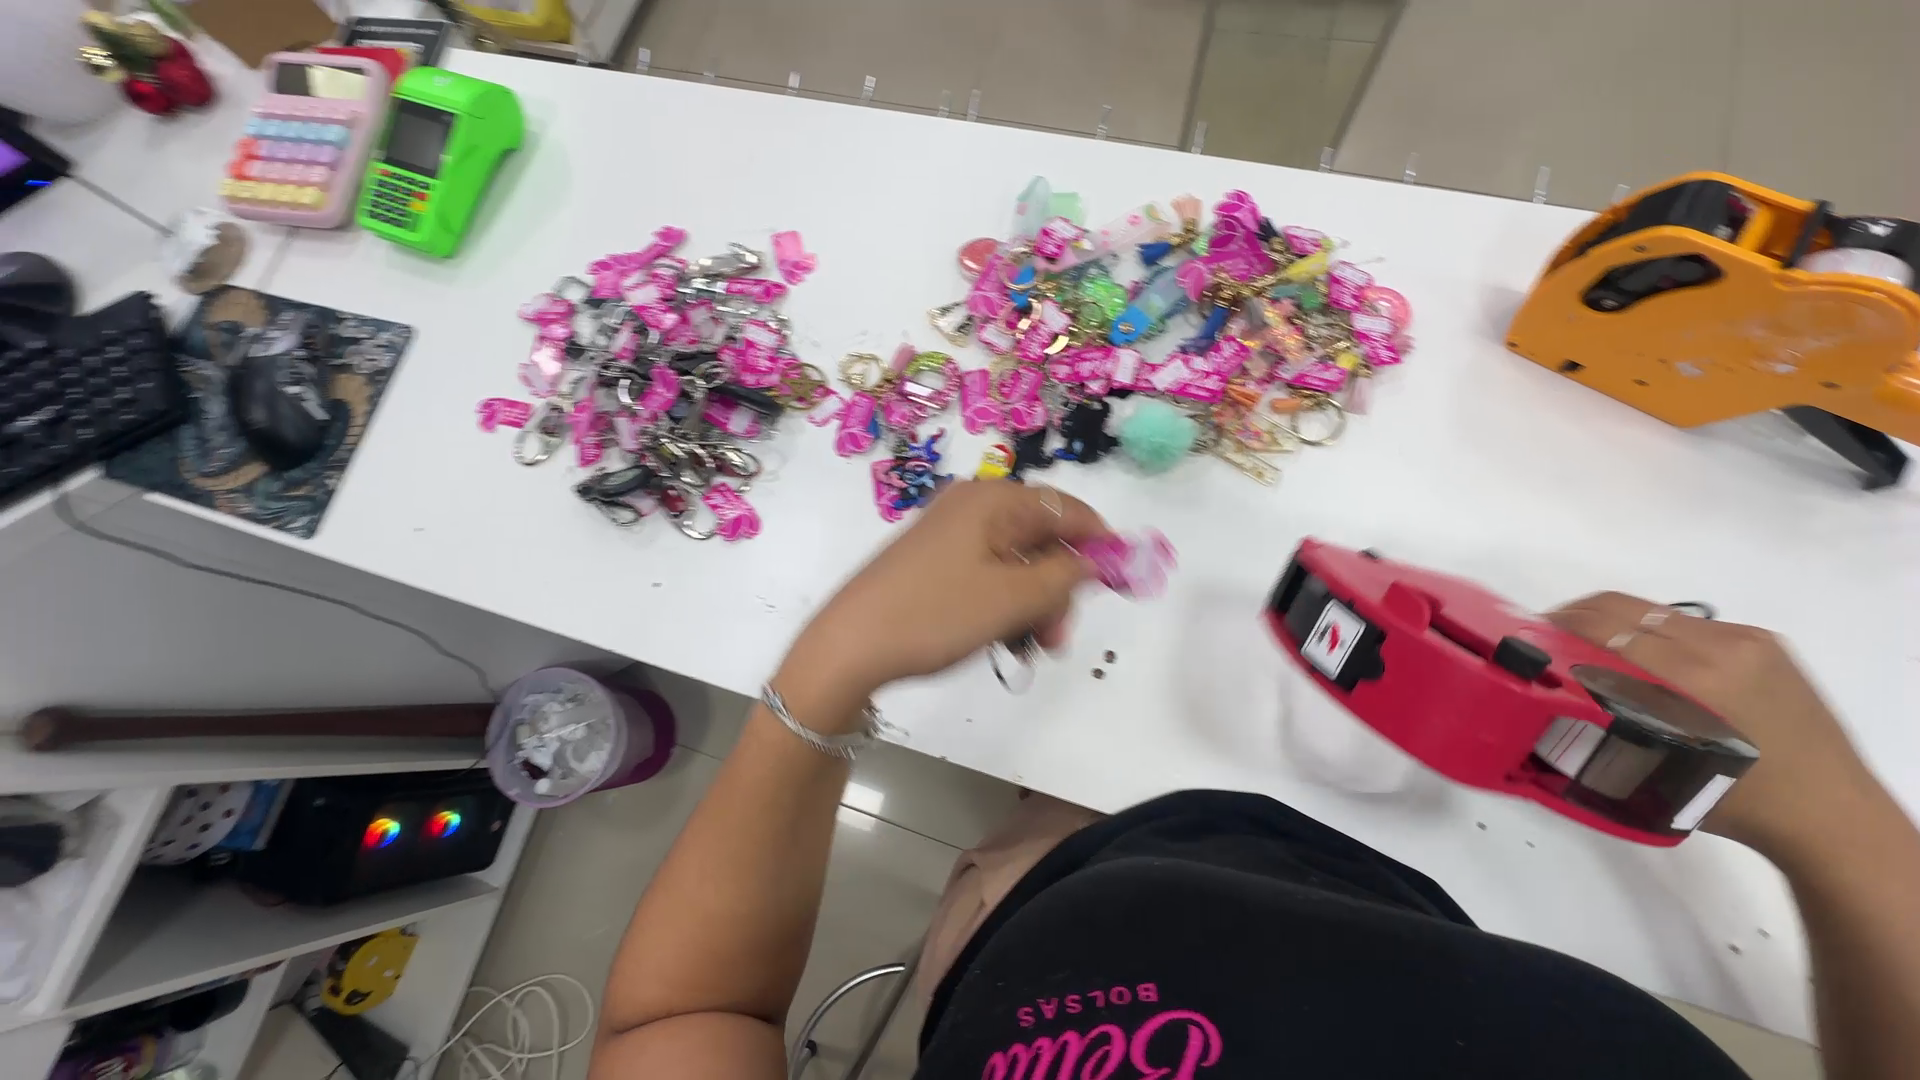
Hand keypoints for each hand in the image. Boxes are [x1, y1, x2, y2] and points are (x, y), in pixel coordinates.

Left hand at [777, 480, 1108, 725]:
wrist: (848, 647)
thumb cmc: (936, 615)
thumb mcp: (1013, 598)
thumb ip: (1067, 575)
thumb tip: (1102, 557)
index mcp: (993, 501)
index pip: (1068, 510)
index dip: (1100, 545)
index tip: (1121, 585)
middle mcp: (972, 507)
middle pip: (1042, 539)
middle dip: (1059, 589)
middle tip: (1057, 639)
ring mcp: (949, 535)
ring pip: (1016, 565)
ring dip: (1033, 605)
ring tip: (1028, 648)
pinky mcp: (933, 563)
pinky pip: (987, 577)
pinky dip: (1004, 606)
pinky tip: (1001, 641)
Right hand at [1546, 592, 1877, 859]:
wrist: (1834, 816)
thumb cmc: (1737, 803)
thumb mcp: (1659, 767)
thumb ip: (1609, 722)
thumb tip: (1550, 694)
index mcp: (1697, 680)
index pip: (1607, 630)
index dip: (1560, 626)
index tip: (1528, 637)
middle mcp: (1725, 648)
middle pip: (1625, 608)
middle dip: (1576, 616)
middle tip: (1545, 635)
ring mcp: (1749, 641)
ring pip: (1654, 613)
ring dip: (1612, 623)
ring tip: (1586, 646)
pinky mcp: (1764, 643)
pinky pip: (1688, 625)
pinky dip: (1652, 634)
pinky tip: (1643, 660)